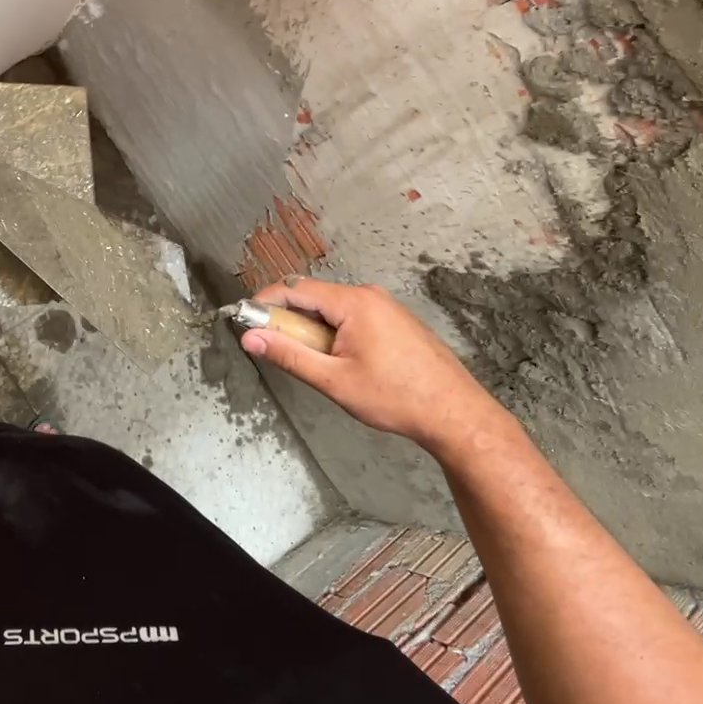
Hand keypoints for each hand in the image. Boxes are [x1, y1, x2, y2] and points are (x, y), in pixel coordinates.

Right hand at [237, 278, 510, 456]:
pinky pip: (350, 316)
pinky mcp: (393, 320)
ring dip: (312, 330)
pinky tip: (342, 363)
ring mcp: (384, 306)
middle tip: (282, 353)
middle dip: (289, 321)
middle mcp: (369, 295)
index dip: (264, 303)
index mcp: (354, 303)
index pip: (294, 288)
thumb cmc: (397, 398)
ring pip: (330, 309)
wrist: (457, 415)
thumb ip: (288, 355)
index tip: (245, 323)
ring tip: (319, 365)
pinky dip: (334, 333)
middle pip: (312, 297)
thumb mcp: (333, 380)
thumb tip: (251, 338)